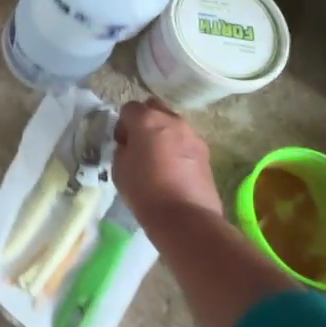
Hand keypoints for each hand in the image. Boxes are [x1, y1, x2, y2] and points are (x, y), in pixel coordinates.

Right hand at [113, 100, 221, 219]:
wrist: (186, 218)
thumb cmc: (145, 191)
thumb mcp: (119, 168)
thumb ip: (123, 149)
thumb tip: (131, 146)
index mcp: (146, 119)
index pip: (129, 108)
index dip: (123, 125)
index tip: (122, 144)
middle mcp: (171, 120)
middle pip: (154, 107)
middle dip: (145, 120)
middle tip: (140, 144)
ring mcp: (192, 135)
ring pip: (173, 124)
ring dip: (164, 133)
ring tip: (159, 158)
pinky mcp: (206, 152)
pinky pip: (186, 141)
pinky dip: (178, 148)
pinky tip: (174, 169)